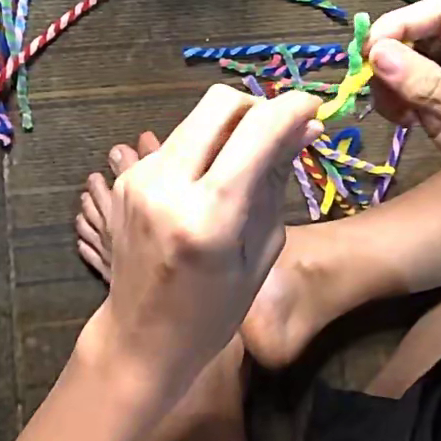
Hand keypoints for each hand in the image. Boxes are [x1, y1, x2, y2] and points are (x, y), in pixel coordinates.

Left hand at [80, 85, 322, 398]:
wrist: (139, 338)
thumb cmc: (214, 310)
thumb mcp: (262, 248)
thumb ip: (278, 178)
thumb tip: (307, 125)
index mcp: (209, 217)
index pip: (256, 131)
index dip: (291, 106)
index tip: (313, 105)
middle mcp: (167, 186)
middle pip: (219, 102)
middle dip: (257, 105)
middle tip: (278, 129)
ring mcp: (139, 177)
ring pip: (197, 116)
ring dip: (231, 124)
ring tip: (249, 156)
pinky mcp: (127, 176)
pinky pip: (178, 139)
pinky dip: (206, 144)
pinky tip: (213, 176)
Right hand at [366, 0, 440, 233]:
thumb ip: (432, 88)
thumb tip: (376, 53)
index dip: (400, 26)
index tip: (367, 52)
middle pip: (420, 35)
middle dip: (390, 56)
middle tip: (370, 86)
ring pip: (409, 62)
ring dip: (389, 81)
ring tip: (391, 112)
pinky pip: (410, 90)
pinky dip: (394, 100)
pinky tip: (399, 121)